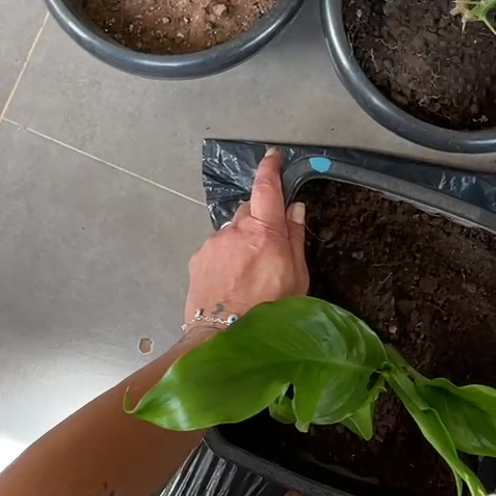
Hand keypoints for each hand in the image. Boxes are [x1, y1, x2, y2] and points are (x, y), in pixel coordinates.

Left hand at [182, 148, 307, 339]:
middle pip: (249, 211)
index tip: (272, 156)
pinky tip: (231, 281)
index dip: (270, 168)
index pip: (267, 187)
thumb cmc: (270, 311)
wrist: (223, 339)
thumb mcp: (297, 276)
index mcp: (265, 231)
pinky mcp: (198, 258)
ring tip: (249, 274)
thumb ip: (294, 238)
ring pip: (231, 231)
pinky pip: (216, 248)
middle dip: (259, 220)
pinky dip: (225, 256)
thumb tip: (295, 208)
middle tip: (270, 247)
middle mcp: (235, 230)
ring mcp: (213, 243)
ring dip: (241, 242)